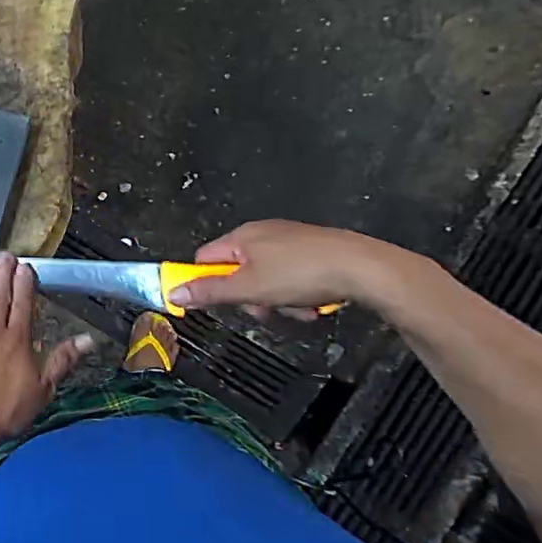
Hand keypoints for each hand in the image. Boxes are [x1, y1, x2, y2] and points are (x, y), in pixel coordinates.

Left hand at [0, 252, 94, 466]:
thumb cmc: (4, 410)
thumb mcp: (42, 390)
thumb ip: (62, 361)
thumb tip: (87, 340)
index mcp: (17, 340)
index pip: (24, 303)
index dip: (25, 282)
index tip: (26, 266)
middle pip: (0, 294)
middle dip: (3, 272)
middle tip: (5, 253)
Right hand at [168, 220, 421, 318]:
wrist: (368, 269)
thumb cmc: (303, 274)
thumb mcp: (249, 289)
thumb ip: (210, 292)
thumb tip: (173, 292)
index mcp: (241, 236)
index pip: (205, 259)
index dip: (207, 281)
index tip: (217, 301)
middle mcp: (263, 232)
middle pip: (237, 270)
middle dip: (249, 295)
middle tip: (264, 310)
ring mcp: (291, 240)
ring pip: (267, 276)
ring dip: (276, 298)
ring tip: (296, 308)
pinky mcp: (316, 249)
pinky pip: (293, 274)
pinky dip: (298, 292)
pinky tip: (314, 302)